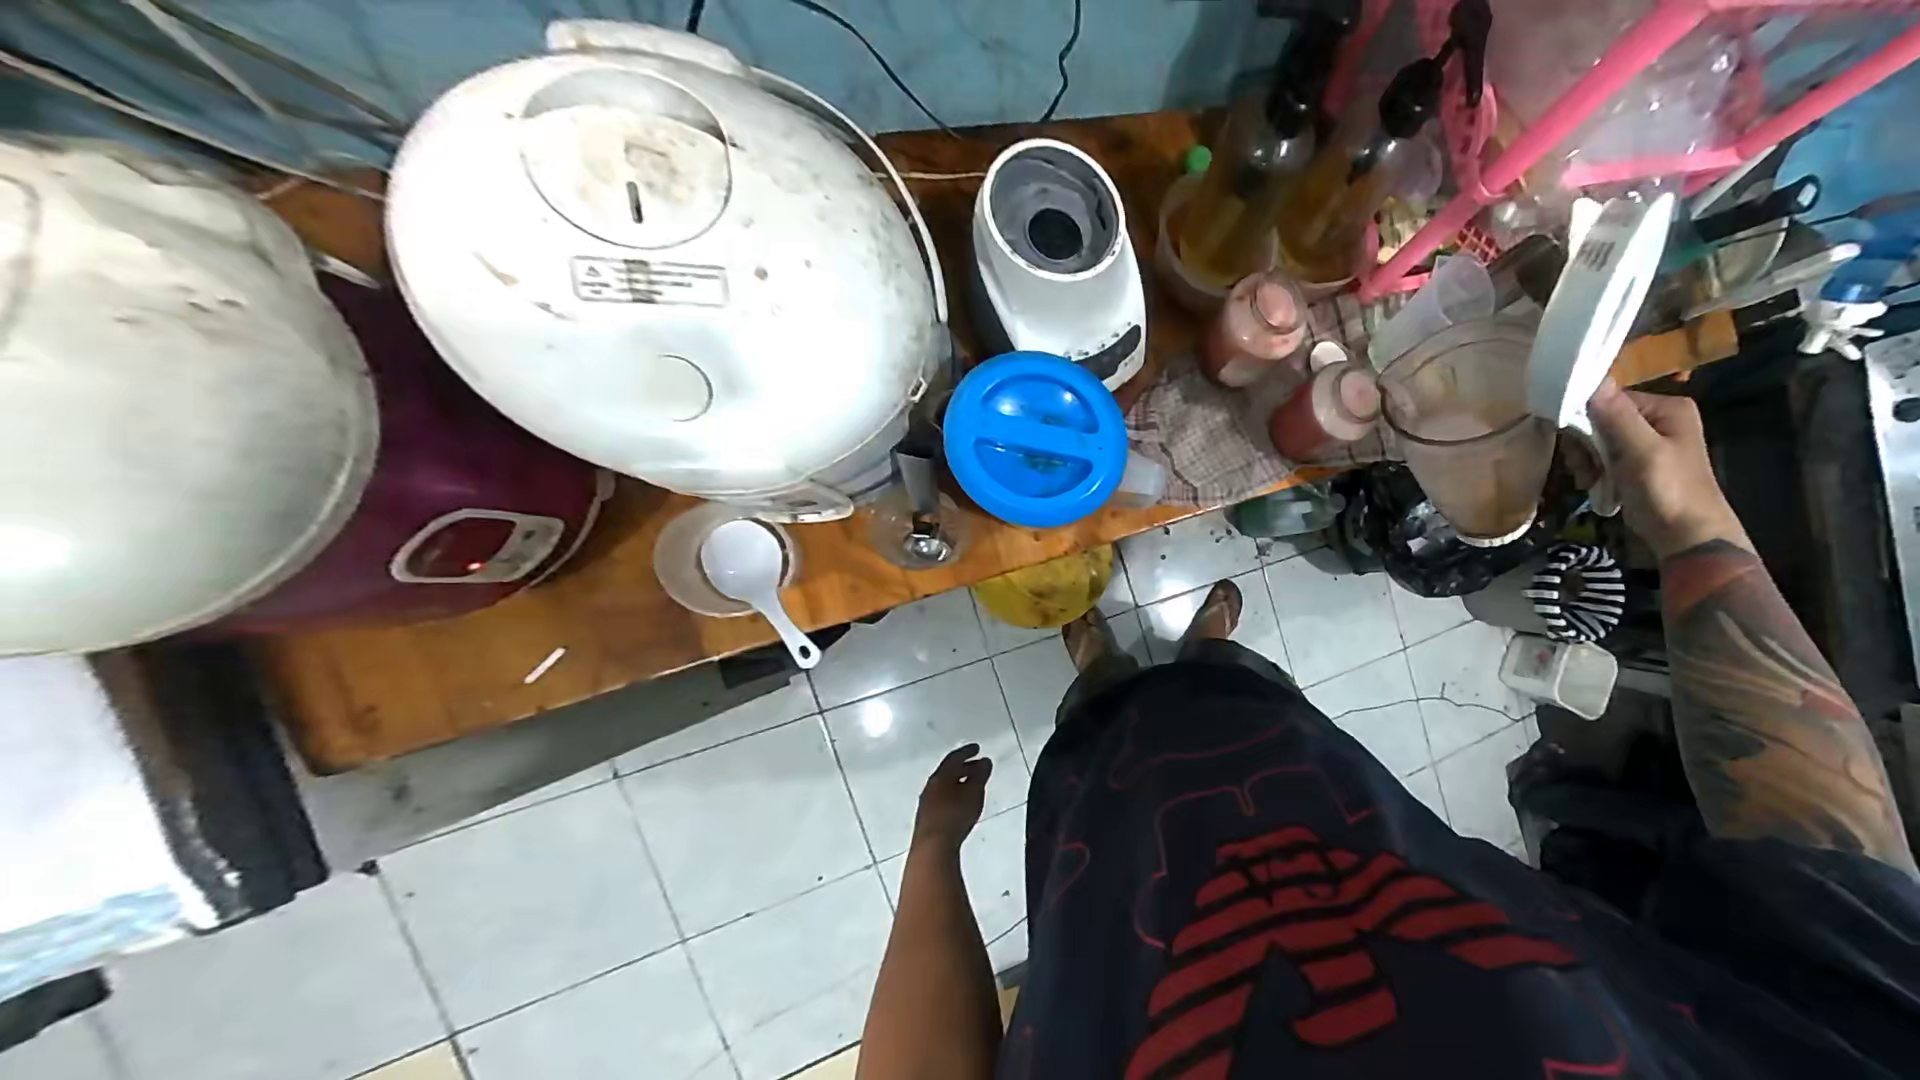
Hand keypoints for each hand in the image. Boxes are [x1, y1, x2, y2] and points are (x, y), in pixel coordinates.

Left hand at [911, 744, 991, 852]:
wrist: (933, 846)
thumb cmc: (955, 815)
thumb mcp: (973, 793)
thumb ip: (980, 776)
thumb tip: (985, 761)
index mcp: (941, 776)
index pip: (954, 758)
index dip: (967, 751)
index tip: (977, 748)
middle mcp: (931, 786)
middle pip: (948, 771)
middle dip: (964, 767)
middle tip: (978, 766)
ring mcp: (926, 802)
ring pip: (944, 785)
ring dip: (958, 781)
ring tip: (972, 785)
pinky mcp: (927, 817)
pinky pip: (941, 798)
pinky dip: (953, 794)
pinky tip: (960, 803)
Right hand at [1584, 381, 1750, 559]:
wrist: (1684, 533)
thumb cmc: (1666, 490)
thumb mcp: (1639, 451)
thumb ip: (1616, 416)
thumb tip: (1593, 380)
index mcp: (1666, 408)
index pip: (1606, 400)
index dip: (1583, 421)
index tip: (1577, 447)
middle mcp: (1657, 418)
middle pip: (1597, 420)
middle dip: (1583, 446)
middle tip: (1586, 469)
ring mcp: (1646, 440)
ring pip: (1593, 439)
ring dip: (1584, 461)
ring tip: (1592, 480)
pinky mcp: (1635, 460)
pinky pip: (1599, 455)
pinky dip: (1591, 470)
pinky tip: (1596, 484)